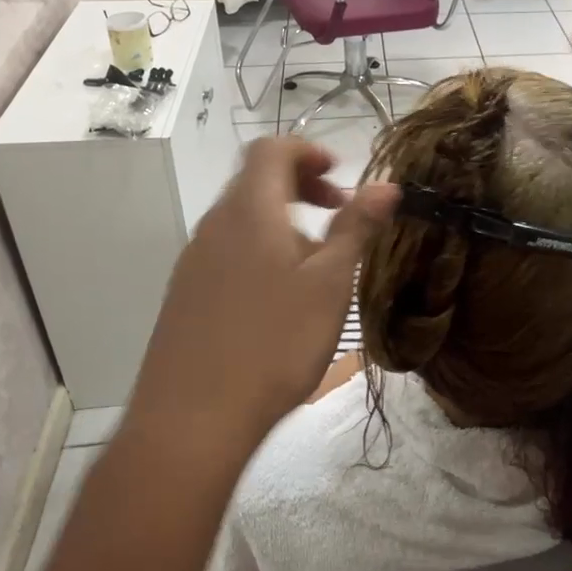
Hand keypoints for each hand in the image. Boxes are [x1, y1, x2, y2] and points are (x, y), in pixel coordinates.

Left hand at [141, 137, 397, 437]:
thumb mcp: (329, 284)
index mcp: (249, 210)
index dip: (308, 150)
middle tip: (340, 212)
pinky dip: (260, 249)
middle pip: (255, 180)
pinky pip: (228, 250)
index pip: (271, 149)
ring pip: (242, 218)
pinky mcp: (185, 295)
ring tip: (317, 262)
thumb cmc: (273, 343)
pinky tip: (279, 299)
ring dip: (283, 220)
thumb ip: (356, 228)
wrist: (192, 421)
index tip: (341, 175)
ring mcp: (194, 261)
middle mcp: (214, 225)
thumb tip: (387, 183)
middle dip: (302, 185)